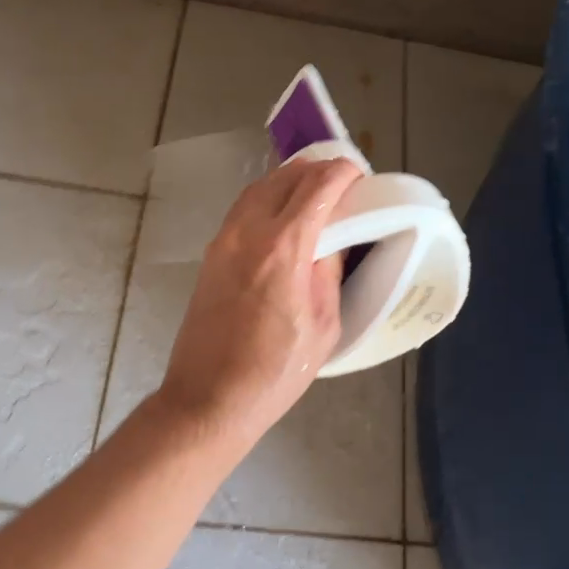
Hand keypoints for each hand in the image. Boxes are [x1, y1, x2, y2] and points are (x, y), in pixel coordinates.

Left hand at [153, 158, 362, 451]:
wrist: (207, 399)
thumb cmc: (274, 372)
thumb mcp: (322, 326)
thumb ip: (328, 273)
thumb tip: (332, 240)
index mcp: (283, 248)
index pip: (317, 187)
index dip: (342, 172)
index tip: (360, 175)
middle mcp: (249, 232)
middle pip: (286, 177)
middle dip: (318, 170)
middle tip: (343, 181)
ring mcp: (225, 239)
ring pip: (260, 186)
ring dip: (290, 179)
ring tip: (316, 191)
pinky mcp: (212, 252)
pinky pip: (243, 206)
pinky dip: (268, 196)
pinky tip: (283, 212)